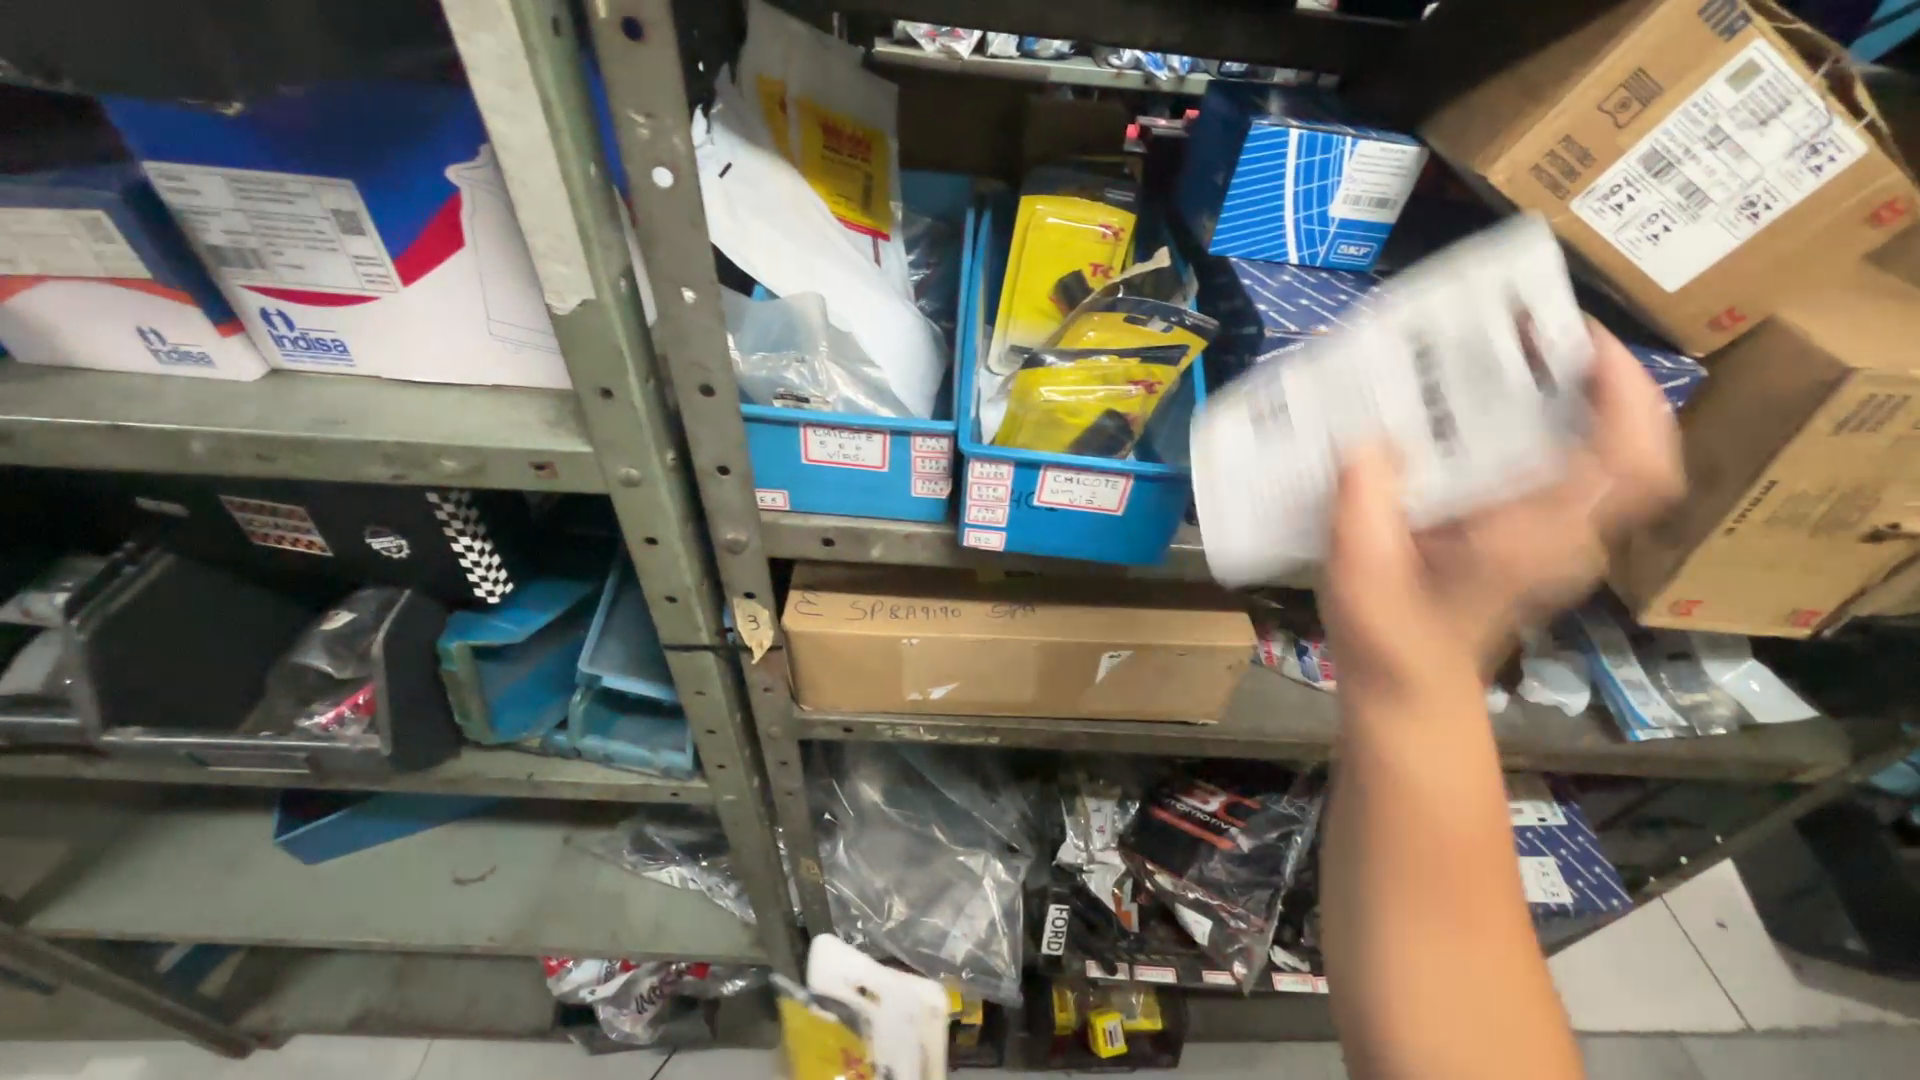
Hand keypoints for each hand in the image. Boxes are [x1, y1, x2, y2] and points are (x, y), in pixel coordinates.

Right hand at [1320, 324, 1683, 698]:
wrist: (1407, 689)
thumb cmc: (1389, 639)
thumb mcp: (1361, 572)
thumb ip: (1363, 501)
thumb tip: (1368, 436)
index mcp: (1534, 539)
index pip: (1629, 464)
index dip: (1626, 394)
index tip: (1579, 340)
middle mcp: (1564, 533)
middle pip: (1630, 447)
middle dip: (1597, 381)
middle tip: (1531, 335)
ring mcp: (1554, 536)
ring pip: (1602, 455)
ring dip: (1573, 400)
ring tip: (1510, 358)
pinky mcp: (1532, 537)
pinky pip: (1565, 470)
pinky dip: (1546, 429)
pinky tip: (1486, 413)